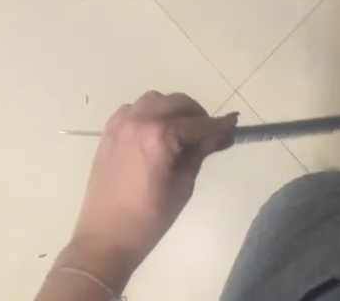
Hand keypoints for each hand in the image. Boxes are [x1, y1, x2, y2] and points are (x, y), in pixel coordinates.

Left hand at [61, 92, 237, 289]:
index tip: (233, 123)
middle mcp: (140, 121)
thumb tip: (219, 135)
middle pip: (178, 103)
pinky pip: (133, 109)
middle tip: (207, 132)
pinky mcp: (109, 132)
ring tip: (179, 130)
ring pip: (155, 100)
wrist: (105, 239)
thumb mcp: (183, 186)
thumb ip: (199, 153)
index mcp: (160, 136)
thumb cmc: (149, 219)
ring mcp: (121, 124)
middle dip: (197, 115)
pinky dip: (147, 113)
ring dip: (171, 109)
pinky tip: (153, 131)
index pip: (198, 124)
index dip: (218, 125)